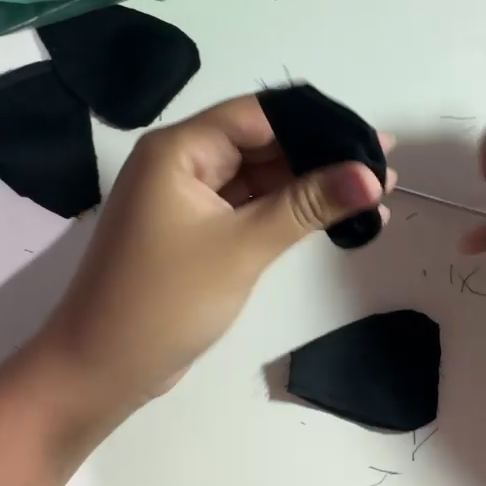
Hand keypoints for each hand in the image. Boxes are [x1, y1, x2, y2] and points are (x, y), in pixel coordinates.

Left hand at [29, 95, 394, 435]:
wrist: (101, 370)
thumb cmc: (163, 301)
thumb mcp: (243, 246)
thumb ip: (309, 205)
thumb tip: (372, 175)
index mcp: (179, 149)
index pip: (259, 115)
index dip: (319, 122)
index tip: (372, 139)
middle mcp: (184, 164)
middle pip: (264, 143)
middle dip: (323, 155)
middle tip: (384, 167)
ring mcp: (191, 200)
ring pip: (263, 178)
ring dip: (312, 186)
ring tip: (376, 193)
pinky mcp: (200, 232)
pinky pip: (254, 208)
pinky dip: (292, 213)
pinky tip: (338, 220)